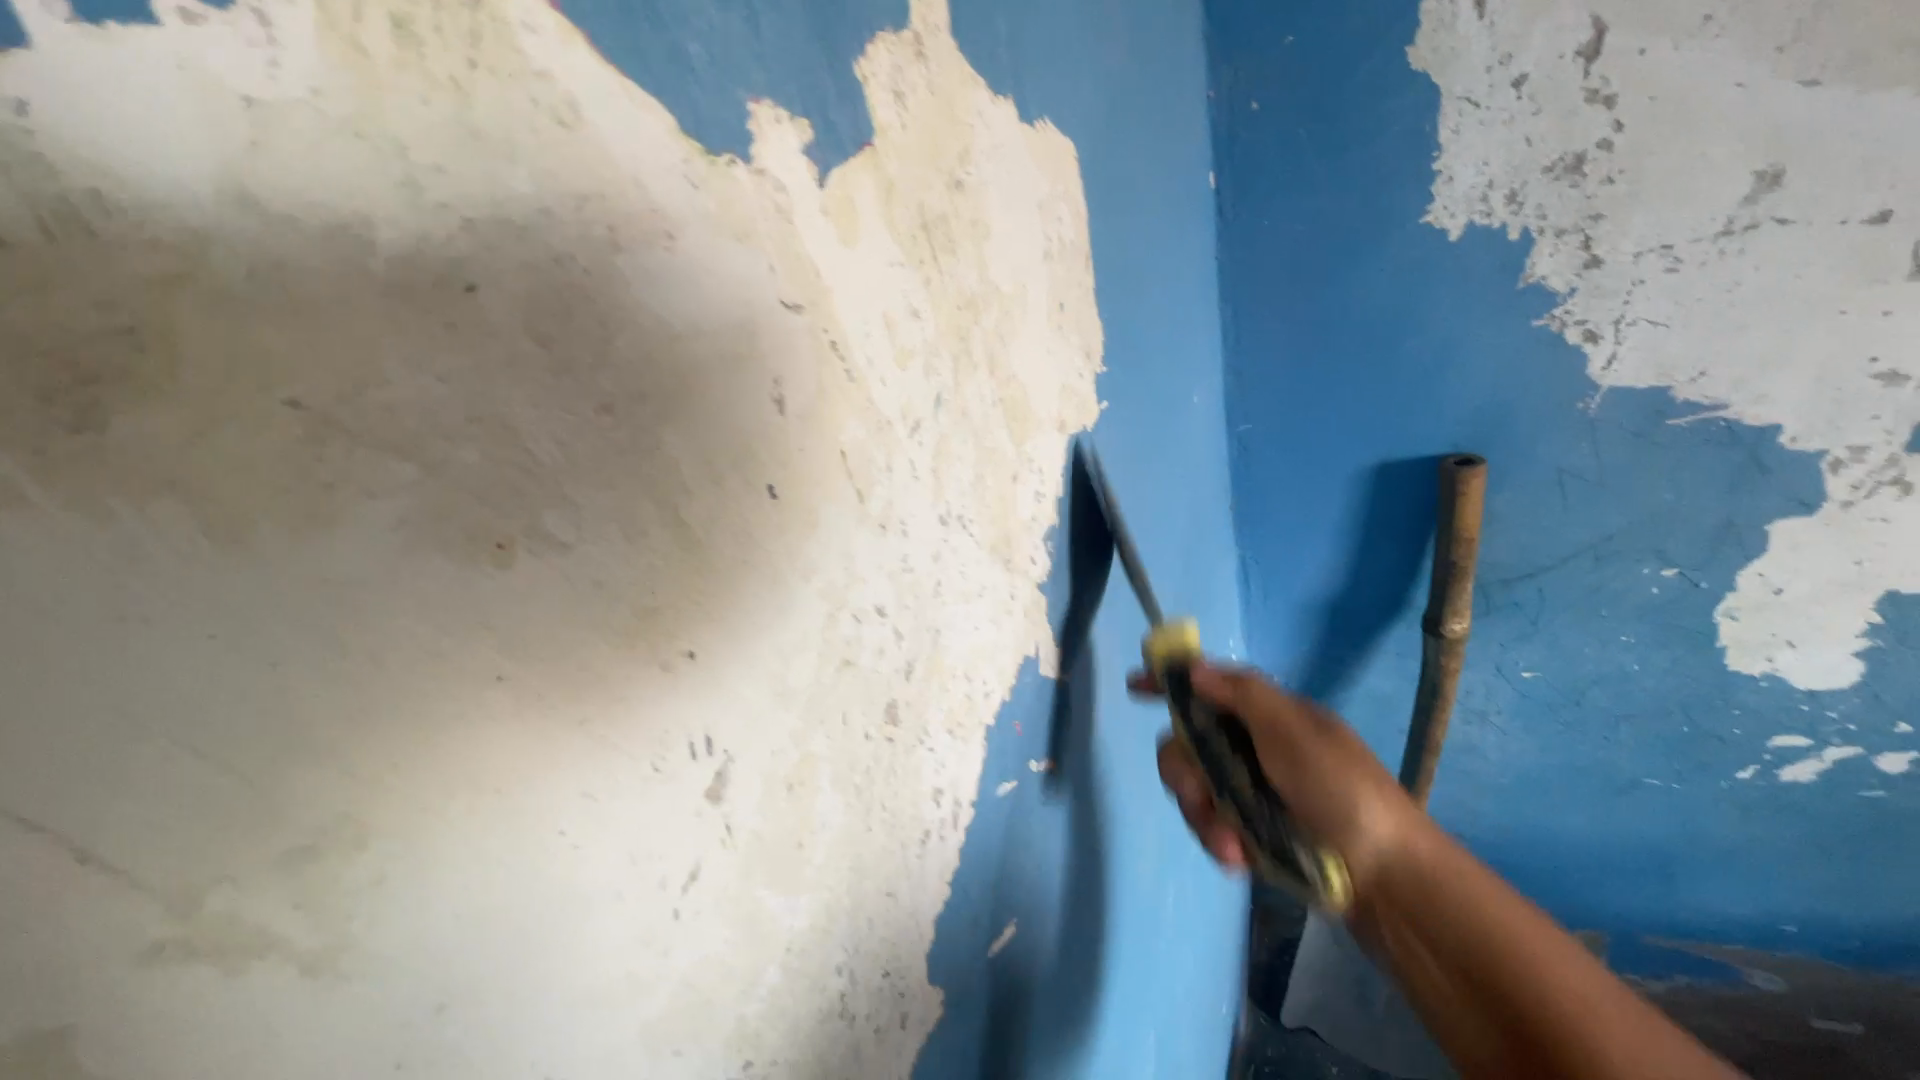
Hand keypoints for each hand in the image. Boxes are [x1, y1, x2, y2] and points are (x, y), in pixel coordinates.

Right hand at [1129, 661, 1428, 896]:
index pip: (1210, 688)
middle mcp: (1252, 749)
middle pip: (1187, 745)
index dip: (1172, 684)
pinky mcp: (1249, 832)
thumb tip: (1194, 667)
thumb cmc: (1341, 790)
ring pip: (1193, 790)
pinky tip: (1238, 859)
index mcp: (1268, 717)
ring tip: (1231, 845)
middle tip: (1199, 794)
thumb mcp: (1294, 731)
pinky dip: (1218, 841)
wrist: (1384, 874)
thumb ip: (1242, 695)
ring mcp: (1249, 793)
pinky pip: (1210, 827)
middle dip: (1184, 773)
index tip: (1134, 686)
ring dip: (1204, 817)